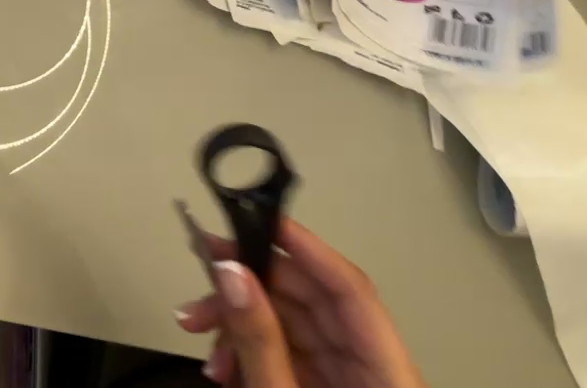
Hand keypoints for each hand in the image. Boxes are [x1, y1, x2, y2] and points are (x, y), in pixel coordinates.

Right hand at [175, 219, 425, 387]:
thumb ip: (258, 339)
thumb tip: (229, 269)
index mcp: (389, 378)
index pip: (351, 290)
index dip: (304, 245)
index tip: (254, 215)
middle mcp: (377, 373)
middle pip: (313, 300)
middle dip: (249, 284)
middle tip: (199, 273)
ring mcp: (351, 385)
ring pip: (293, 323)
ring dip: (239, 319)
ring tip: (197, 333)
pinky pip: (287, 352)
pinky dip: (248, 348)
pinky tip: (219, 364)